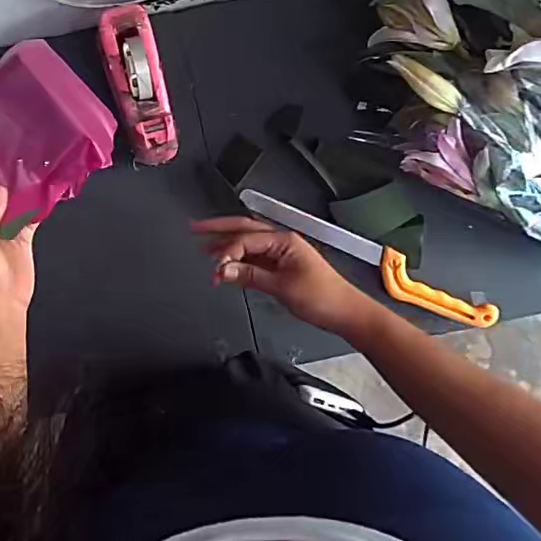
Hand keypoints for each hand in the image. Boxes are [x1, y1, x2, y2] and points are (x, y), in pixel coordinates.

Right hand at [192, 216, 389, 340]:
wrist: (346, 312)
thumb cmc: (323, 297)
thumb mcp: (283, 287)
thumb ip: (250, 276)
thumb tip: (224, 269)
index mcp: (284, 240)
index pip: (246, 239)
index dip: (227, 251)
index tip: (215, 267)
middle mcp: (281, 241)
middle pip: (243, 229)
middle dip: (217, 228)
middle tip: (194, 228)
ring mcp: (280, 253)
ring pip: (247, 243)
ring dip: (225, 244)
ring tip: (203, 246)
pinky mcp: (280, 266)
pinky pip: (253, 257)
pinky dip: (237, 259)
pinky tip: (225, 264)